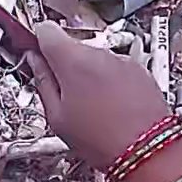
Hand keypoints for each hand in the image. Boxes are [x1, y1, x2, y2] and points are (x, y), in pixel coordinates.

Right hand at [26, 22, 173, 170]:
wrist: (148, 151)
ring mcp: (121, 60)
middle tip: (64, 97)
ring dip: (88, 76)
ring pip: (94, 59)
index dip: (37, 41)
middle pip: (71, 47)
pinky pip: (114, 70)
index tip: (35, 54)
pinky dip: (108, 83)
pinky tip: (109, 108)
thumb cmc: (102, 140)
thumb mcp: (57, 117)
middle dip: (64, 66)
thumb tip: (34, 61)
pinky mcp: (138, 70)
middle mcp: (98, 53)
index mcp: (73, 61)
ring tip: (90, 108)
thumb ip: (42, 81)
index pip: (46, 30)